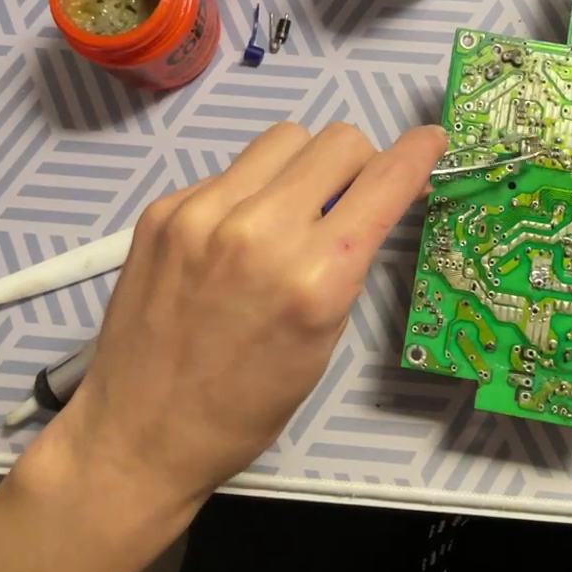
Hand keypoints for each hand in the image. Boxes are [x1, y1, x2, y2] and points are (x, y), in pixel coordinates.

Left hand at [27, 121, 447, 514]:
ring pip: (285, 138)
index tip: (432, 139)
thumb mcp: (324, 337)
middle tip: (347, 197)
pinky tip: (232, 236)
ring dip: (304, 165)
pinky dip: (249, 191)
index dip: (420, 153)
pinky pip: (232, 171)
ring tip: (288, 209)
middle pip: (338, 139)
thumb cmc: (249, 404)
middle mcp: (261, 230)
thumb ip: (347, 258)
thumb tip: (364, 199)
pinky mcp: (163, 209)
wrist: (139, 433)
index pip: (385, 182)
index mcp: (316, 278)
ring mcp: (204, 213)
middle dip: (358, 162)